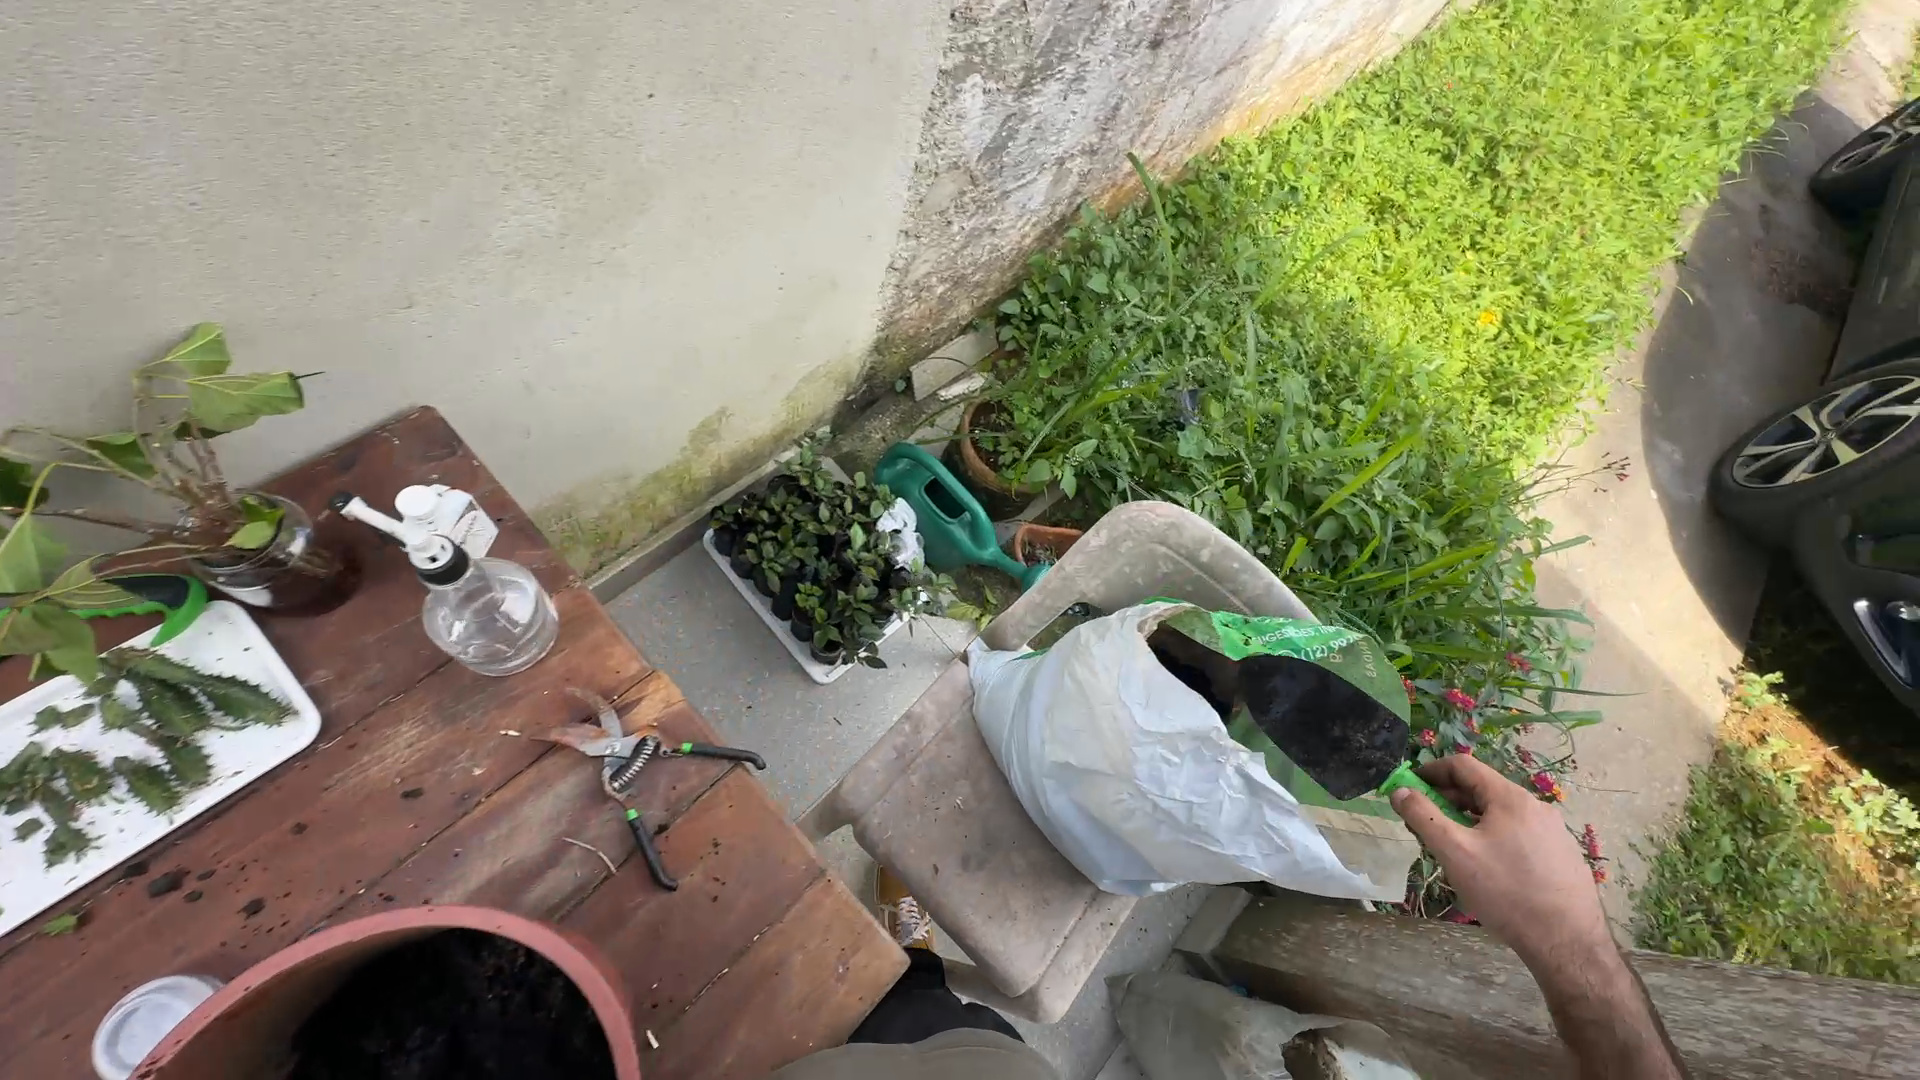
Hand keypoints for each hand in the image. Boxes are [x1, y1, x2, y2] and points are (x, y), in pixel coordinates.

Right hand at [1389, 753, 1609, 966]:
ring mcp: (1554, 833)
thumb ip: (1422, 815)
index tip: (1408, 787)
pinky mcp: (1563, 857)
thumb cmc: (1505, 892)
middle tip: (1424, 820)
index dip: (1430, 770)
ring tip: (1451, 846)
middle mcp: (1536, 808)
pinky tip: (1486, 866)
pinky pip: (1518, 833)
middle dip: (1446, 798)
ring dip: (1468, 818)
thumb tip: (1400, 791)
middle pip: (1482, 788)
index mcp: (1511, 799)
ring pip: (1499, 813)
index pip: (1463, 765)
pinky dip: (1492, 835)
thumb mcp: (1453, 851)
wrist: (1569, 946)